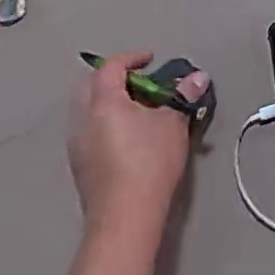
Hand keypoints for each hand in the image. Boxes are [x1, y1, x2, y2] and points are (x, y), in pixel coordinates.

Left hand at [68, 52, 210, 229]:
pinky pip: (91, 132)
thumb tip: (197, 78)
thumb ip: (182, 96)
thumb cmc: (149, 161)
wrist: (125, 216)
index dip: (131, 58)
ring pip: (89, 111)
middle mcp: (83, 120)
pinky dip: (107, 124)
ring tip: (139, 111)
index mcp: (102, 103)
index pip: (110, 67)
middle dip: (115, 79)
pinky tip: (130, 138)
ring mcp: (78, 145)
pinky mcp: (81, 167)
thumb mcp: (173, 123)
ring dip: (110, 103)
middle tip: (142, 84)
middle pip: (92, 86)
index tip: (150, 59)